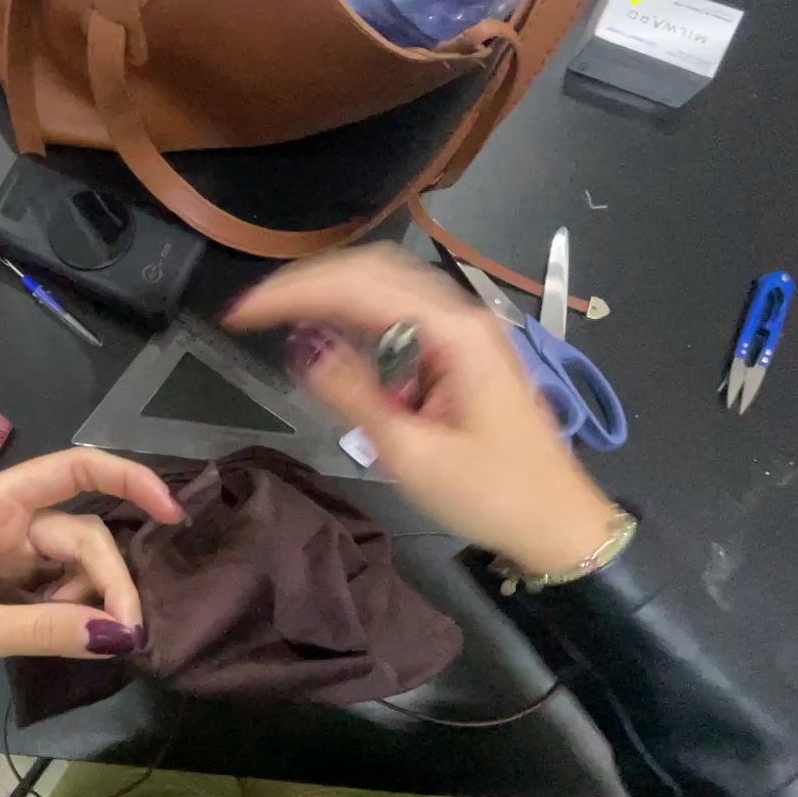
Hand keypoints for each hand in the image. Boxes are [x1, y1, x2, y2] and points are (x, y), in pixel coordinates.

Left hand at [0, 448, 186, 690]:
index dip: (129, 478)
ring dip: (88, 603)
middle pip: (83, 534)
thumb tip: (122, 635)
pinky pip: (56, 593)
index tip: (172, 513)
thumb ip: (44, 630)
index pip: (74, 470)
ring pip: (74, 567)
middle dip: (109, 580)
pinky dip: (69, 615)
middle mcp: (6, 521)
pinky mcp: (5, 588)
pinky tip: (64, 639)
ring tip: (73, 642)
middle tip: (126, 635)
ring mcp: (8, 556)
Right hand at [224, 242, 618, 573]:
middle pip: (372, 272)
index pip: (359, 288)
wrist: (556, 524)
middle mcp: (461, 317)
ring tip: (275, 315)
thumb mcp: (410, 452)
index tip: (241, 313)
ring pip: (384, 287)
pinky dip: (353, 317)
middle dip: (304, 284)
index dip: (292, 294)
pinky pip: (398, 316)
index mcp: (454, 335)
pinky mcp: (458, 352)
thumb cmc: (489, 495)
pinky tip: (326, 331)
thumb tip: (300, 348)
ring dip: (326, 295)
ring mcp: (463, 332)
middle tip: (250, 310)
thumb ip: (352, 394)